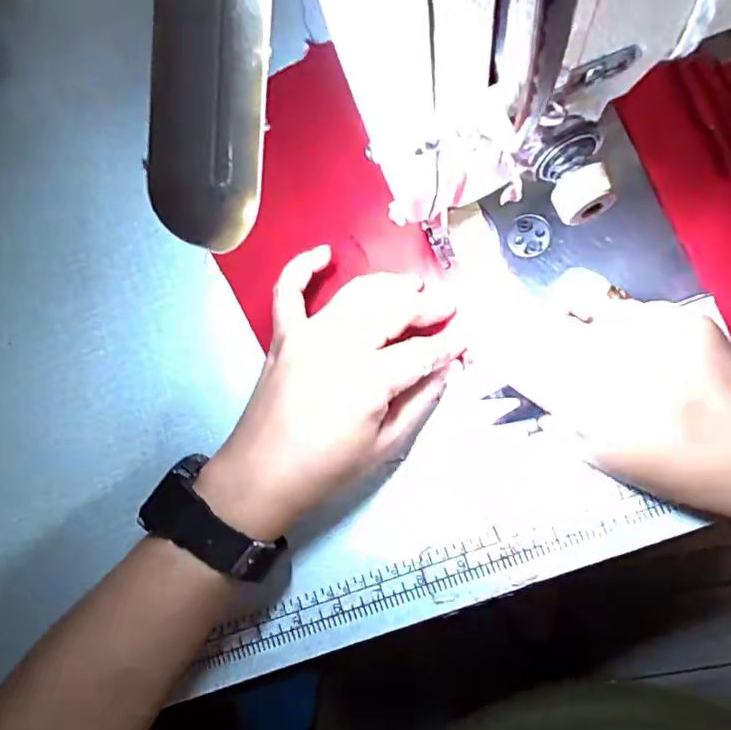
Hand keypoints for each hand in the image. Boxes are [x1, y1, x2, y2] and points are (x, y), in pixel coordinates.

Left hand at [196, 248, 463, 538]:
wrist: (262, 475)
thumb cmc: (327, 469)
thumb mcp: (385, 445)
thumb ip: (419, 402)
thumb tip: (445, 371)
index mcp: (370, 378)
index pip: (422, 351)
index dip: (449, 344)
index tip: (468, 336)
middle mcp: (340, 345)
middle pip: (393, 311)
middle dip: (427, 305)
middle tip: (449, 304)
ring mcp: (308, 334)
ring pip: (356, 294)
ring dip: (388, 284)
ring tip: (413, 285)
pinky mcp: (283, 335)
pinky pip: (289, 291)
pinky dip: (303, 268)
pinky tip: (324, 254)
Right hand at [470, 270, 730, 533]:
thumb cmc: (678, 471)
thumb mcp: (607, 457)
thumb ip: (562, 419)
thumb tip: (529, 389)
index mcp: (596, 411)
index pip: (526, 363)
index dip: (498, 350)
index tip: (482, 345)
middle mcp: (619, 364)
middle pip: (549, 329)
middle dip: (533, 334)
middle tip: (541, 351)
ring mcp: (654, 333)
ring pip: (588, 310)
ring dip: (582, 328)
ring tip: (608, 356)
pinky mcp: (684, 316)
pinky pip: (631, 312)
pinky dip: (625, 329)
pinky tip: (646, 354)